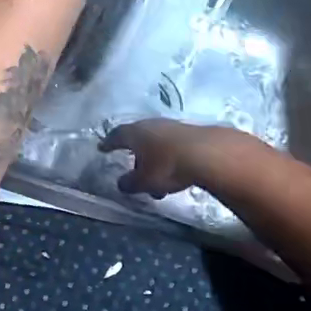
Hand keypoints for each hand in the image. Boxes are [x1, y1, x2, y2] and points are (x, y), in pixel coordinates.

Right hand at [99, 119, 250, 196]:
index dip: (109, 143)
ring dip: (155, 164)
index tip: (102, 148)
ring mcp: (173, 127)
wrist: (208, 154)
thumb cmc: (167, 166)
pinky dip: (170, 161)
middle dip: (136, 159)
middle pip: (139, 140)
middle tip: (136, 175)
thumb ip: (130, 183)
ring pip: (157, 146)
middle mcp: (153, 124)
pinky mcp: (191, 134)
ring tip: (159, 186)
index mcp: (136, 132)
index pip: (117, 135)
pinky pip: (173, 148)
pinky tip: (175, 175)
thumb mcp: (144, 181)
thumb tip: (122, 183)